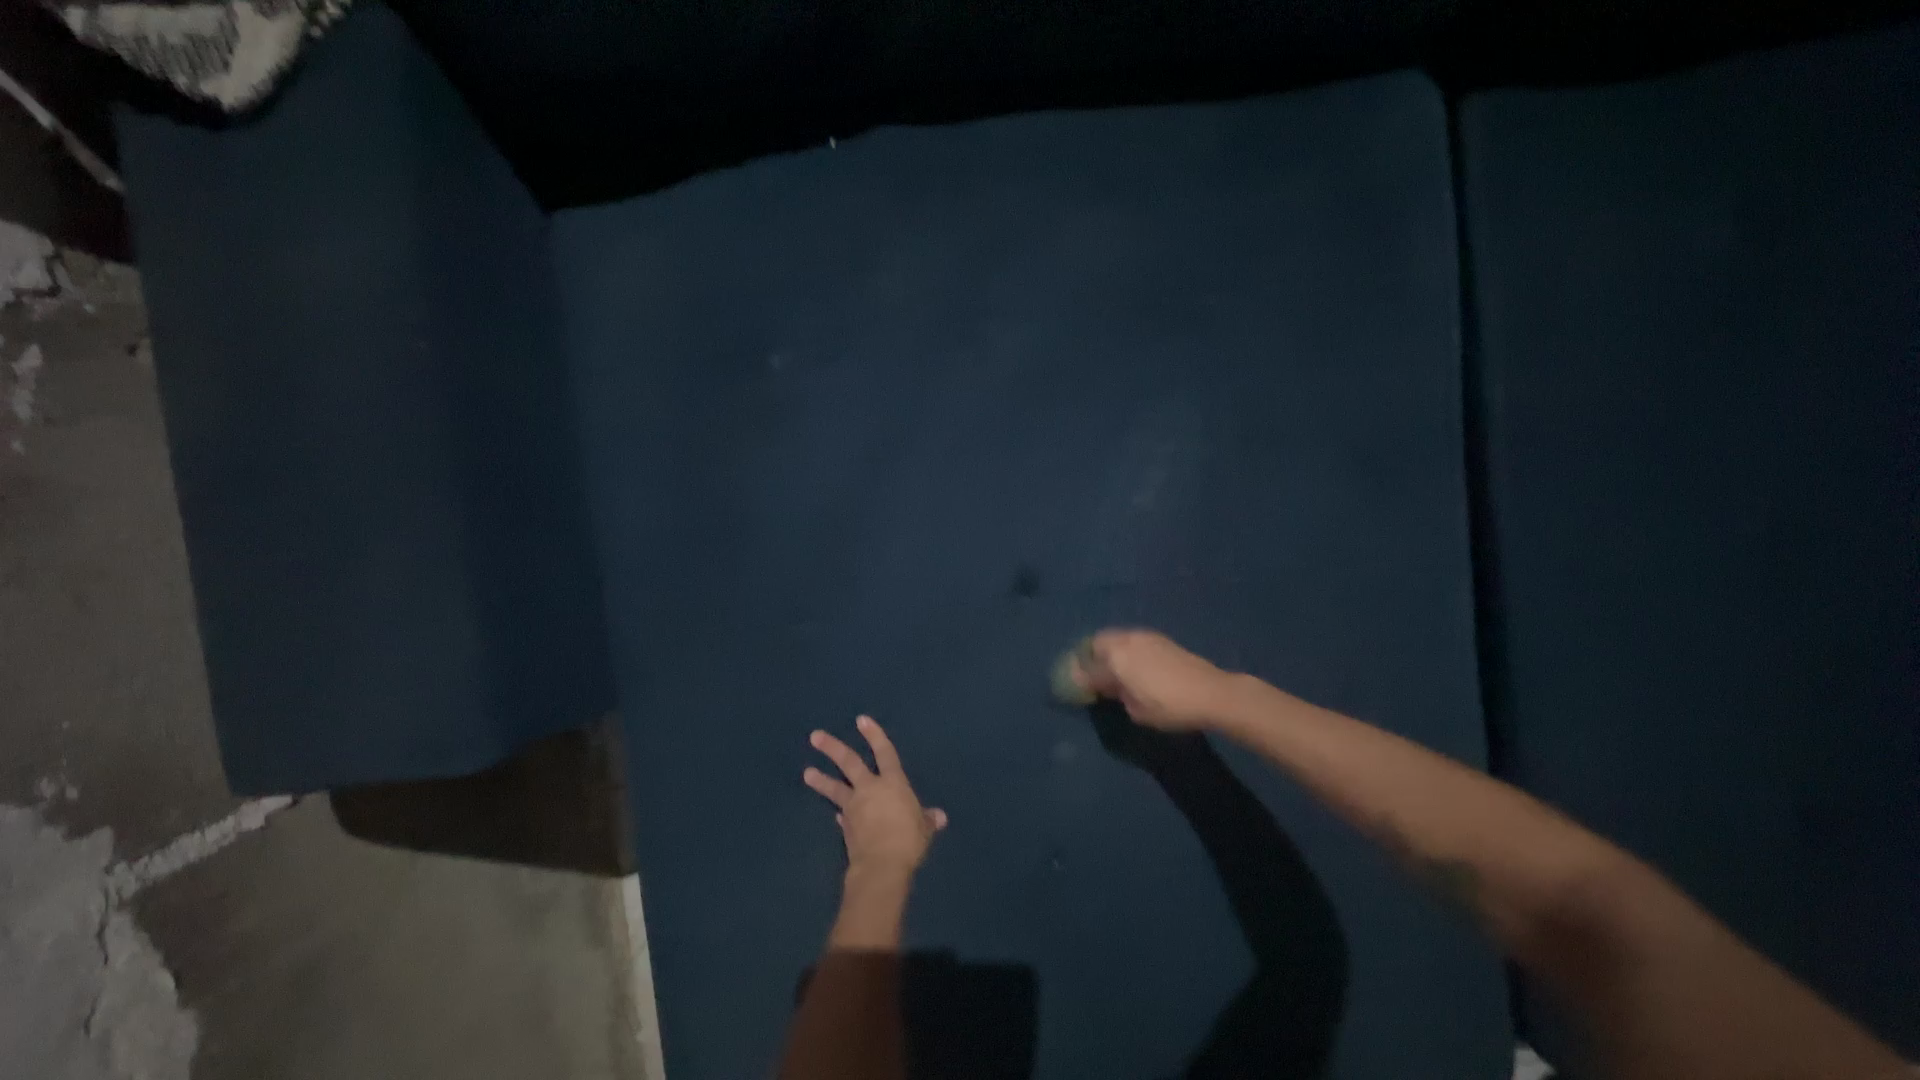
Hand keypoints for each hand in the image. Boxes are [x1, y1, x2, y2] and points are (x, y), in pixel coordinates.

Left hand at [804, 715, 947, 878]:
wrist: (881, 865)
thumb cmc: (908, 840)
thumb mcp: (924, 829)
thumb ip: (928, 820)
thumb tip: (939, 817)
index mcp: (893, 783)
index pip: (885, 753)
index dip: (874, 736)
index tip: (861, 720)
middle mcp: (870, 790)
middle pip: (849, 763)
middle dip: (832, 748)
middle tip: (815, 737)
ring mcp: (854, 808)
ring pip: (835, 789)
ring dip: (821, 780)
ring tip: (807, 773)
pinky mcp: (846, 828)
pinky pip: (842, 815)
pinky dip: (840, 813)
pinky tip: (837, 814)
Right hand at [1070, 628, 1239, 731]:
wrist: (1212, 693)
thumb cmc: (1169, 706)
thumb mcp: (1136, 709)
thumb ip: (1116, 693)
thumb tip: (1110, 686)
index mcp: (1116, 658)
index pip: (1088, 666)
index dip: (1079, 677)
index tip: (1075, 686)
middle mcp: (1126, 641)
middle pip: (1098, 642)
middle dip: (1091, 657)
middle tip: (1092, 675)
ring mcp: (1145, 637)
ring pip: (1116, 638)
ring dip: (1109, 651)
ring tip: (1112, 671)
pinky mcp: (1161, 640)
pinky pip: (1132, 640)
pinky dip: (1126, 650)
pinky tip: (1133, 667)